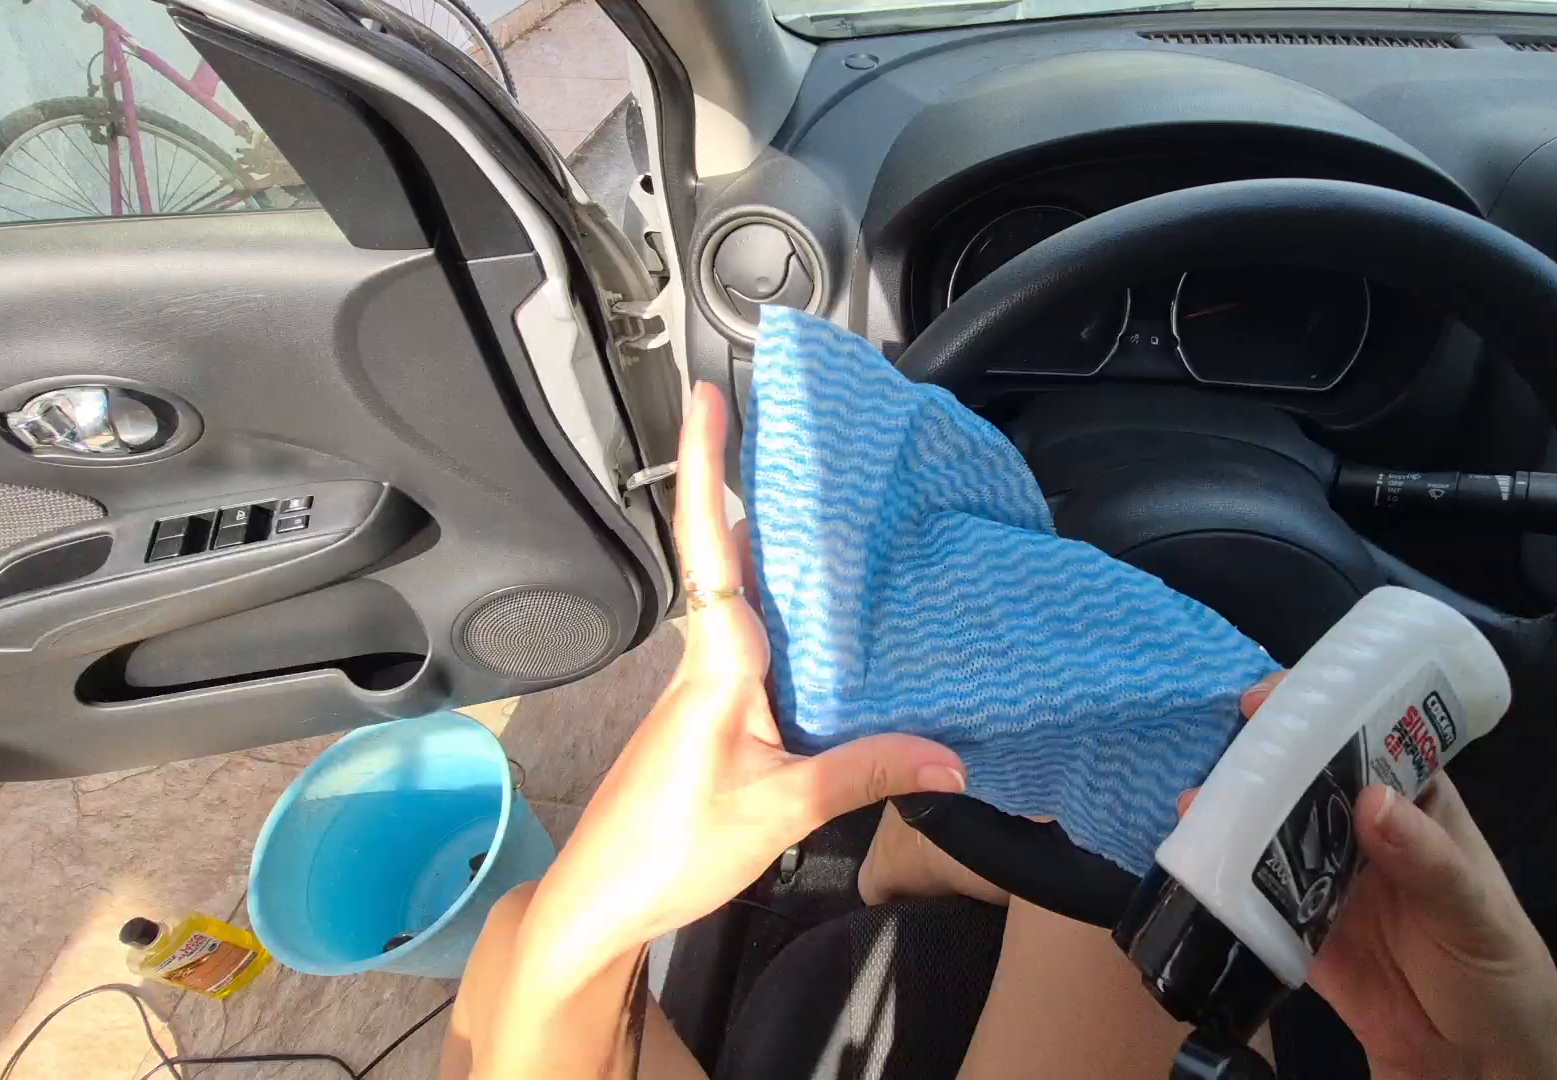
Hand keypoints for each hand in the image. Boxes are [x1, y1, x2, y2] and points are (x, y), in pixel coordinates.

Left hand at [505, 381, 967, 993]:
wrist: (602, 896)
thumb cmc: (672, 847)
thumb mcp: (779, 809)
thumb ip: (865, 773)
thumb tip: (954, 760)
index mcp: (718, 658)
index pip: (712, 544)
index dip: (707, 467)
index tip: (708, 396)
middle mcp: (710, 650)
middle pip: (730, 547)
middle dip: (753, 480)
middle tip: (801, 431)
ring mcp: (711, 675)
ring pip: (746, 588)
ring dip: (775, 537)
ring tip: (834, 499)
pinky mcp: (719, 701)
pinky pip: (759, 630)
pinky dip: (790, 601)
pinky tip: (834, 608)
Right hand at [1188, 676, 1556, 1079]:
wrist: (1465, 1066)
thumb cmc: (1495, 975)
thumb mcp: (1478, 917)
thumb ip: (1431, 863)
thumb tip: (1370, 800)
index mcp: (1412, 803)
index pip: (1367, 735)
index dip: (1325, 705)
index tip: (1279, 696)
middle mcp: (1356, 820)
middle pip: (1305, 767)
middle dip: (1265, 745)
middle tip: (1231, 735)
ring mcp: (1318, 862)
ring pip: (1269, 812)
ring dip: (1232, 796)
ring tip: (1200, 794)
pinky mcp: (1288, 905)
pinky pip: (1249, 872)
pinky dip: (1217, 852)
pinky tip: (1193, 838)